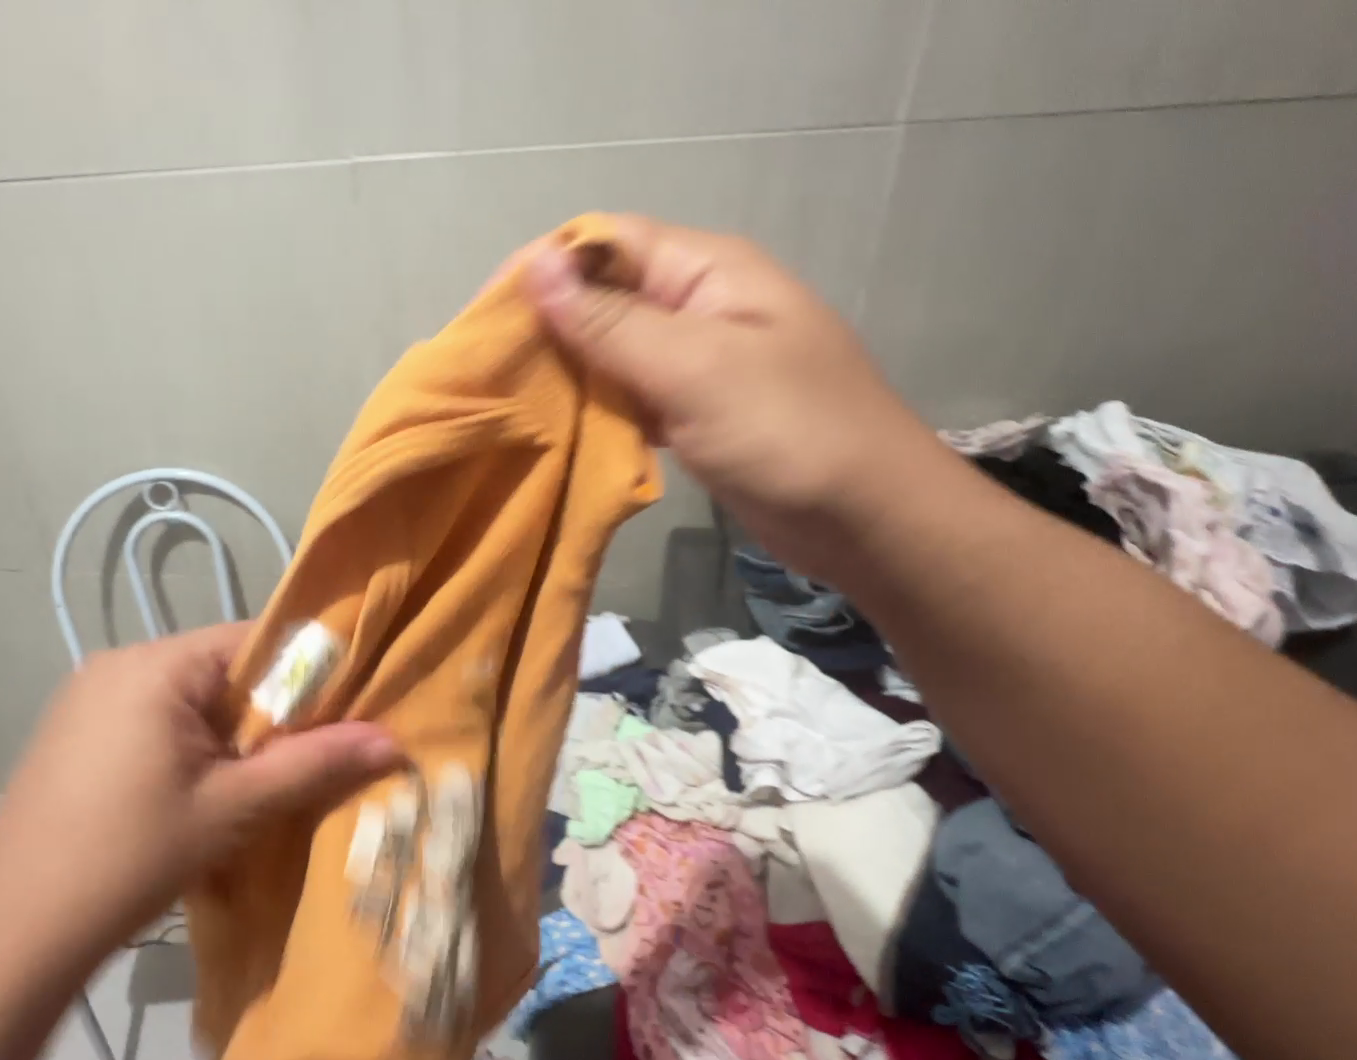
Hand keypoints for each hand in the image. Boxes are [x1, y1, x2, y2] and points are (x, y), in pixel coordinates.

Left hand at [0, 621, 405, 960]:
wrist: (15, 933)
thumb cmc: (132, 856)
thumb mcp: (233, 809)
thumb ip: (314, 764)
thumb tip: (394, 740)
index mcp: (155, 664)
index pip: (252, 641)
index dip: (302, 676)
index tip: (333, 718)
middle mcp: (116, 662)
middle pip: (218, 668)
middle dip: (260, 713)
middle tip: (288, 763)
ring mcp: (85, 695)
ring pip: (184, 696)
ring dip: (221, 732)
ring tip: (239, 785)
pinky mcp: (70, 729)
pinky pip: (148, 715)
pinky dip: (181, 743)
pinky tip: (183, 794)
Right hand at [519, 215, 955, 575]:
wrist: (870, 520)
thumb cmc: (791, 433)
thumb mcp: (697, 370)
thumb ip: (613, 322)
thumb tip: (538, 264)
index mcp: (707, 271)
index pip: (606, 242)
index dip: (544, 268)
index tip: (486, 315)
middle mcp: (698, 305)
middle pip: (605, 295)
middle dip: (547, 323)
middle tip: (488, 367)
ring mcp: (699, 361)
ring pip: (614, 349)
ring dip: (567, 368)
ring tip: (509, 398)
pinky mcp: (696, 411)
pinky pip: (632, 394)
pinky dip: (596, 407)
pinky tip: (559, 428)